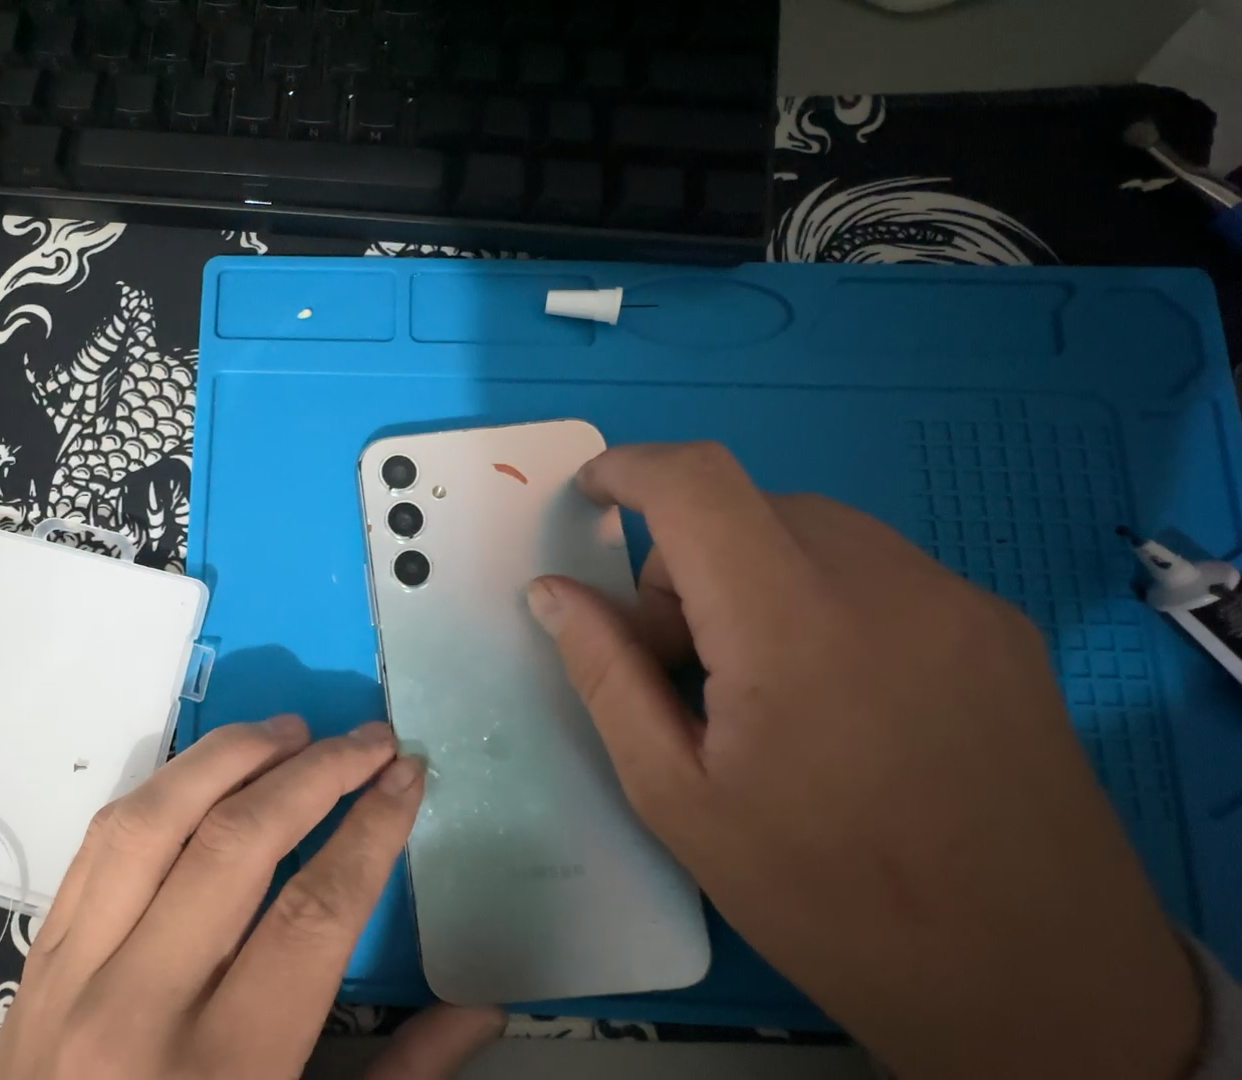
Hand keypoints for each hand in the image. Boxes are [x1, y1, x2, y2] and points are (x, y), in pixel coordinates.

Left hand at [0, 716, 503, 1079]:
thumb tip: (484, 1007)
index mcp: (224, 1070)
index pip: (313, 913)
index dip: (371, 831)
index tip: (407, 777)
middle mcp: (138, 1005)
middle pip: (236, 844)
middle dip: (315, 774)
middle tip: (368, 739)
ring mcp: (75, 972)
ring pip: (154, 820)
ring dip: (228, 757)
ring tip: (290, 731)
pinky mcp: (41, 956)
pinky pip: (100, 843)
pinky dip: (161, 790)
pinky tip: (207, 771)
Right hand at [527, 443, 1203, 1079]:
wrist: (1042, 991)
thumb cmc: (825, 897)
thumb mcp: (675, 795)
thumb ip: (605, 674)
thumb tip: (552, 593)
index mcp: (791, 624)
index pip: (698, 485)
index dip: (631, 467)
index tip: (591, 492)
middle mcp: (886, 584)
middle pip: (748, 508)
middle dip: (684, 561)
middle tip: (673, 659)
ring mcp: (957, 601)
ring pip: (812, 532)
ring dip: (750, 575)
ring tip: (754, 684)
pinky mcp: (1000, 628)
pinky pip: (875, 568)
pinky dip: (815, 594)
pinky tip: (832, 694)